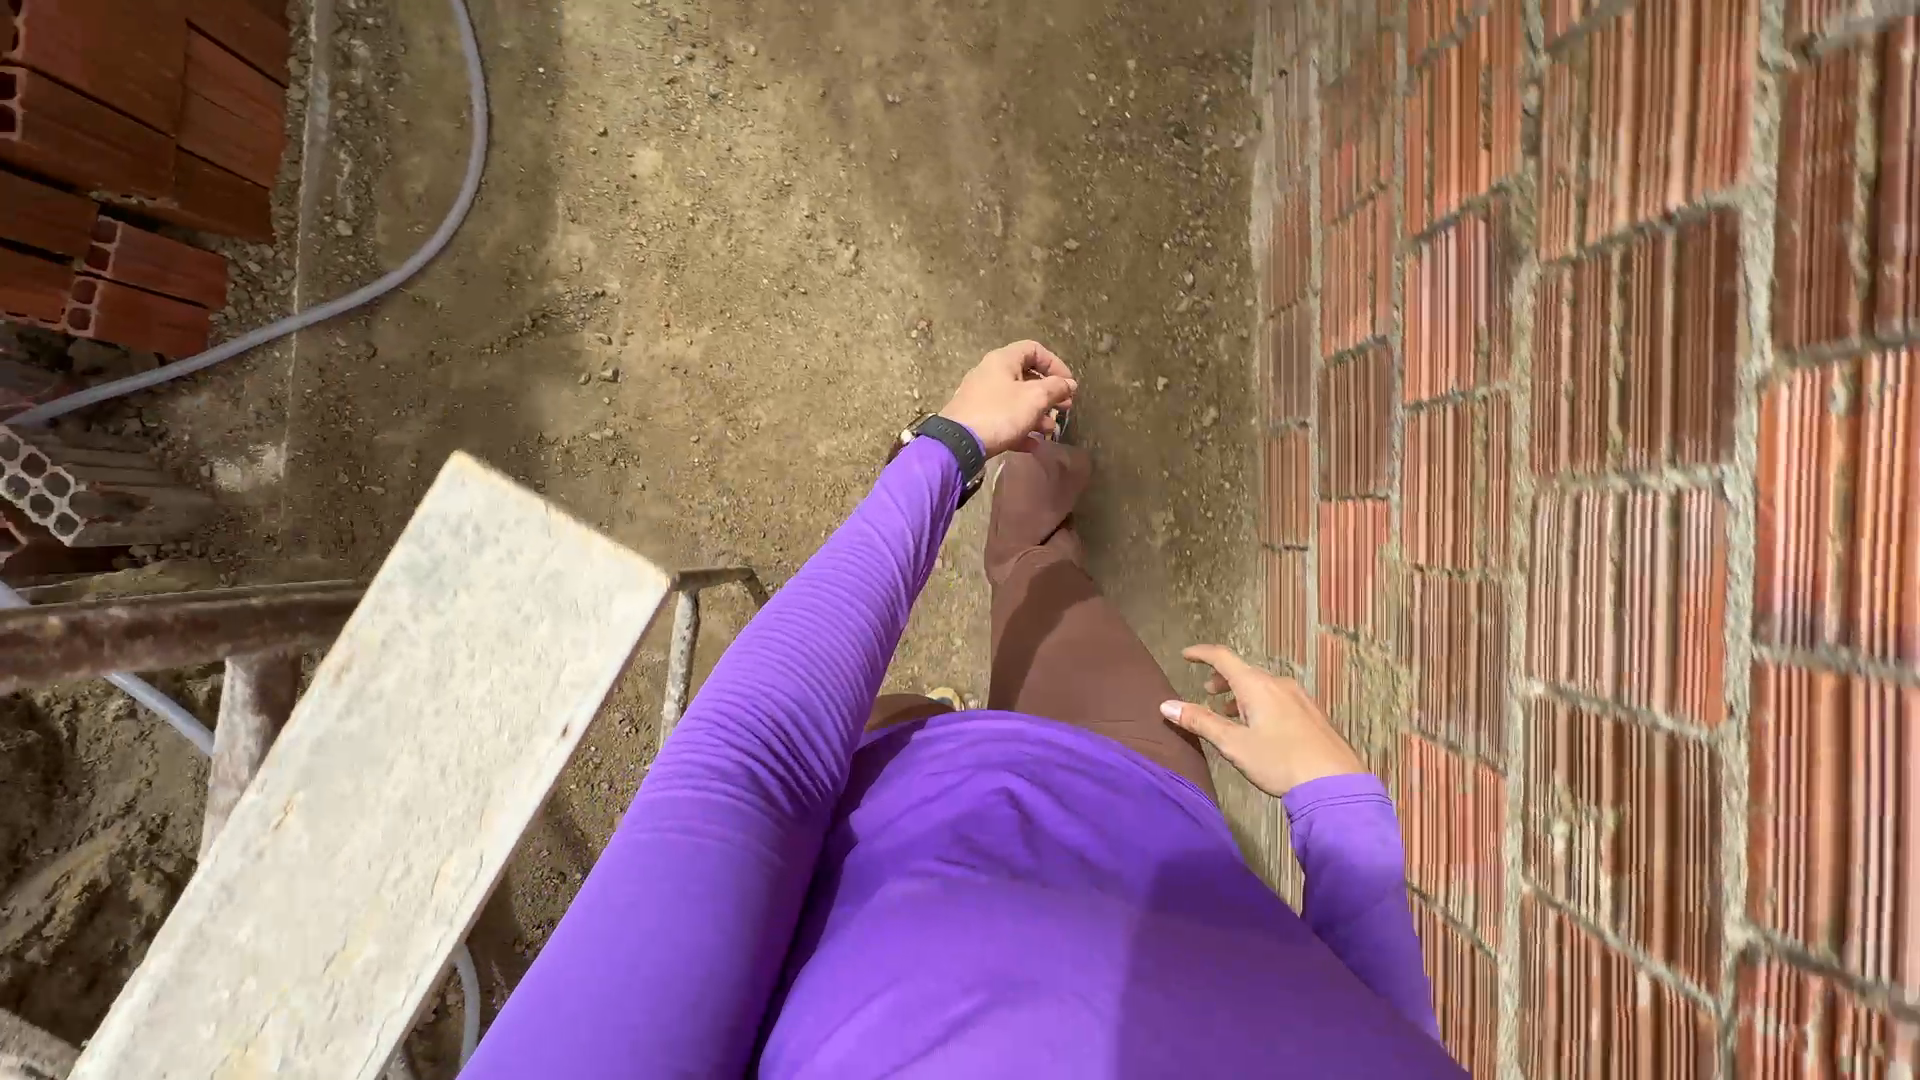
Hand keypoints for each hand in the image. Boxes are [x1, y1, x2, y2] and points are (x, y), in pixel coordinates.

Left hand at [939, 340, 1077, 456]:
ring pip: (1016, 401)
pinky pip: (1004, 420)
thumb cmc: (1000, 414)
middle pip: (1026, 377)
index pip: (1034, 350)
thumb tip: (1069, 384)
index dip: (1055, 364)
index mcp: (1002, 360)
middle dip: (1049, 394)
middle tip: (1065, 408)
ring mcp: (981, 398)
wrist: (958, 444)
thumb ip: (1056, 388)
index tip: (1068, 384)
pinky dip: (1020, 429)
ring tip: (1050, 429)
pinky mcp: (976, 420)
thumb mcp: (1034, 398)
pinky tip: (1032, 444)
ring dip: (1037, 414)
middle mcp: (990, 374)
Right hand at [1160, 644, 1364, 797]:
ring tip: (1231, 714)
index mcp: (1257, 685)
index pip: (1223, 657)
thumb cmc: (1279, 761)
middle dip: (1222, 679)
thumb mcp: (1233, 744)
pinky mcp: (1312, 714)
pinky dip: (1260, 703)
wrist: (1336, 785)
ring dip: (1241, 694)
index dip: (1201, 654)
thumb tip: (1166, 705)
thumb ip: (1200, 722)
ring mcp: (1299, 698)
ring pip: (1262, 686)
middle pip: (1244, 671)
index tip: (1186, 655)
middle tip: (1207, 693)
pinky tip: (1261, 727)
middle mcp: (1279, 684)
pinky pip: (1278, 698)